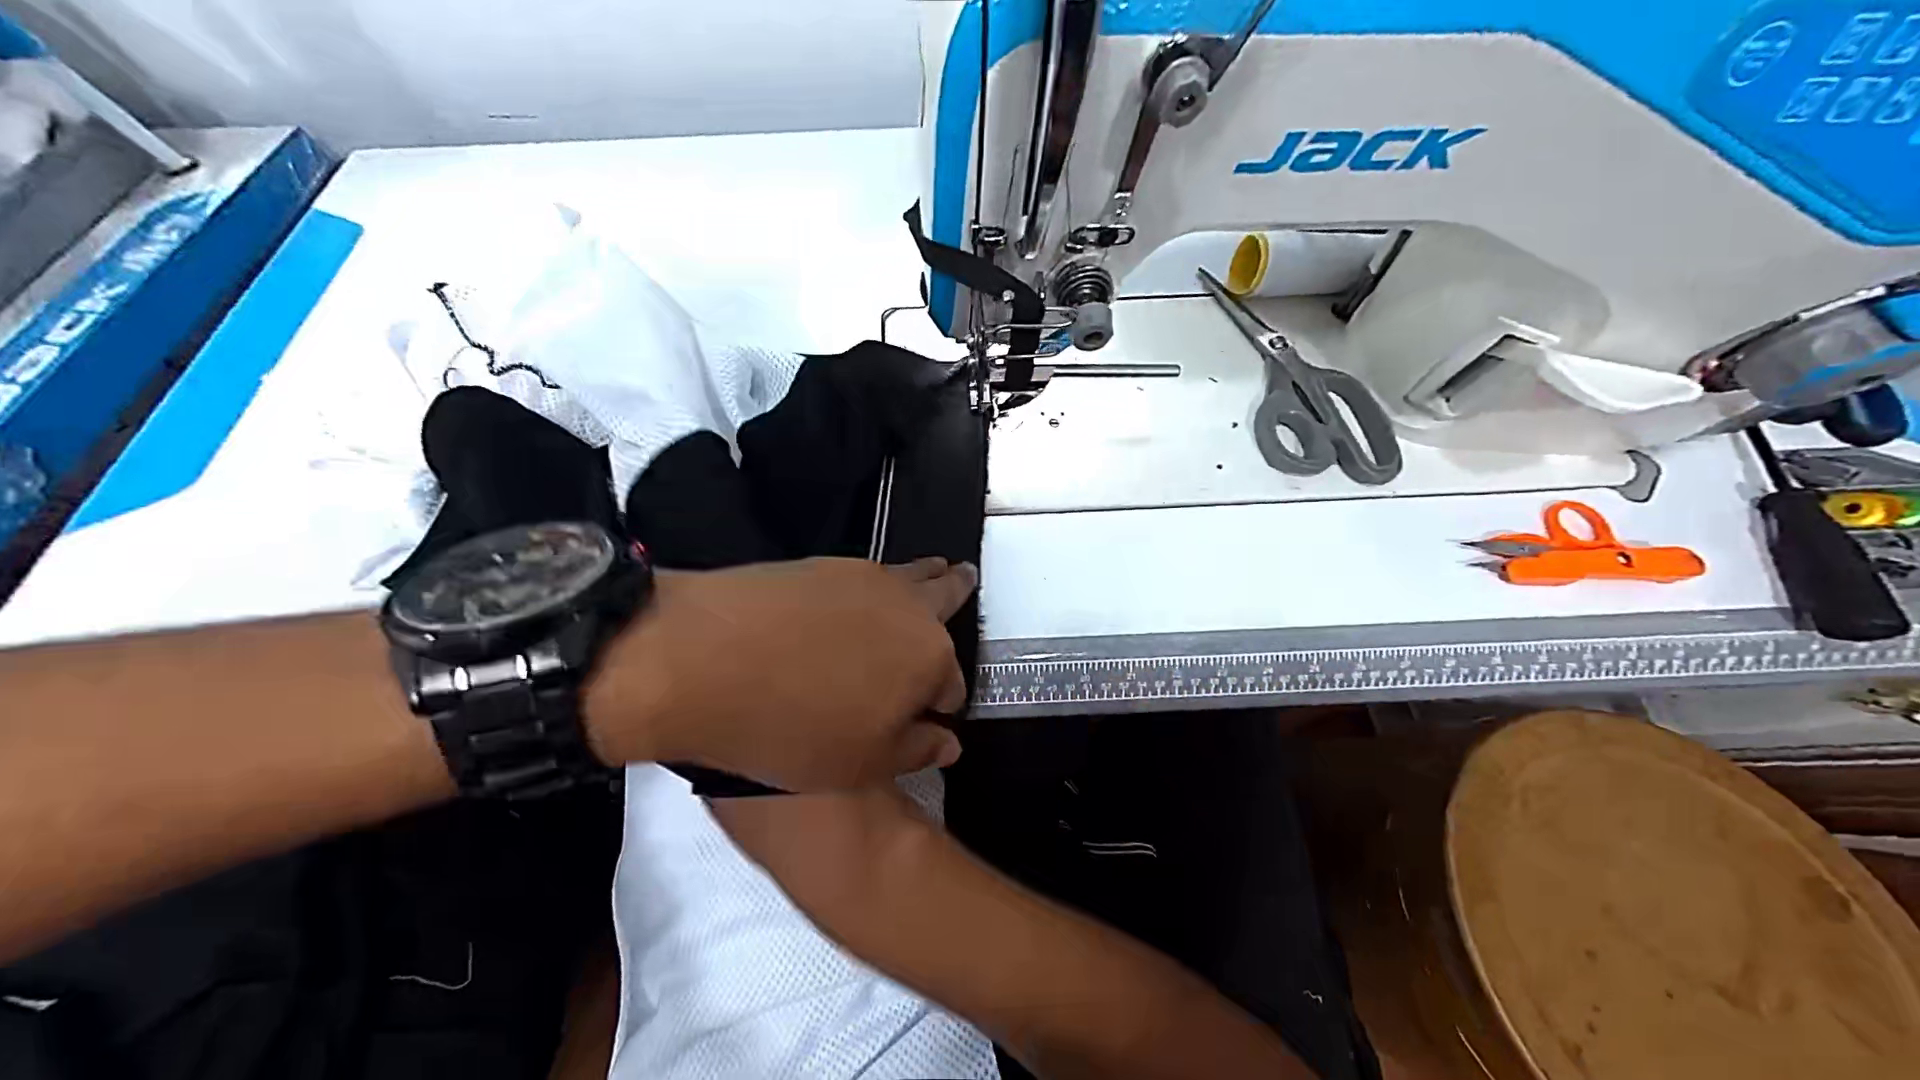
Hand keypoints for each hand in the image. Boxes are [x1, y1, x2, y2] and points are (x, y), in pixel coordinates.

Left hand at [584, 556, 977, 789]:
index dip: (943, 700)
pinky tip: (863, 595)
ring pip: (908, 572)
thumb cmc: (787, 726)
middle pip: (946, 595)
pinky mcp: (820, 563)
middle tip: (965, 580)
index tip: (931, 711)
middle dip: (958, 593)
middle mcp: (907, 607)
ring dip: (924, 576)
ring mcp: (862, 577)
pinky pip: (867, 571)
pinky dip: (877, 581)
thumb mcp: (859, 763)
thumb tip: (948, 740)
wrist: (699, 659)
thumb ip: (914, 749)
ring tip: (933, 572)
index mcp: (928, 657)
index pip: (952, 681)